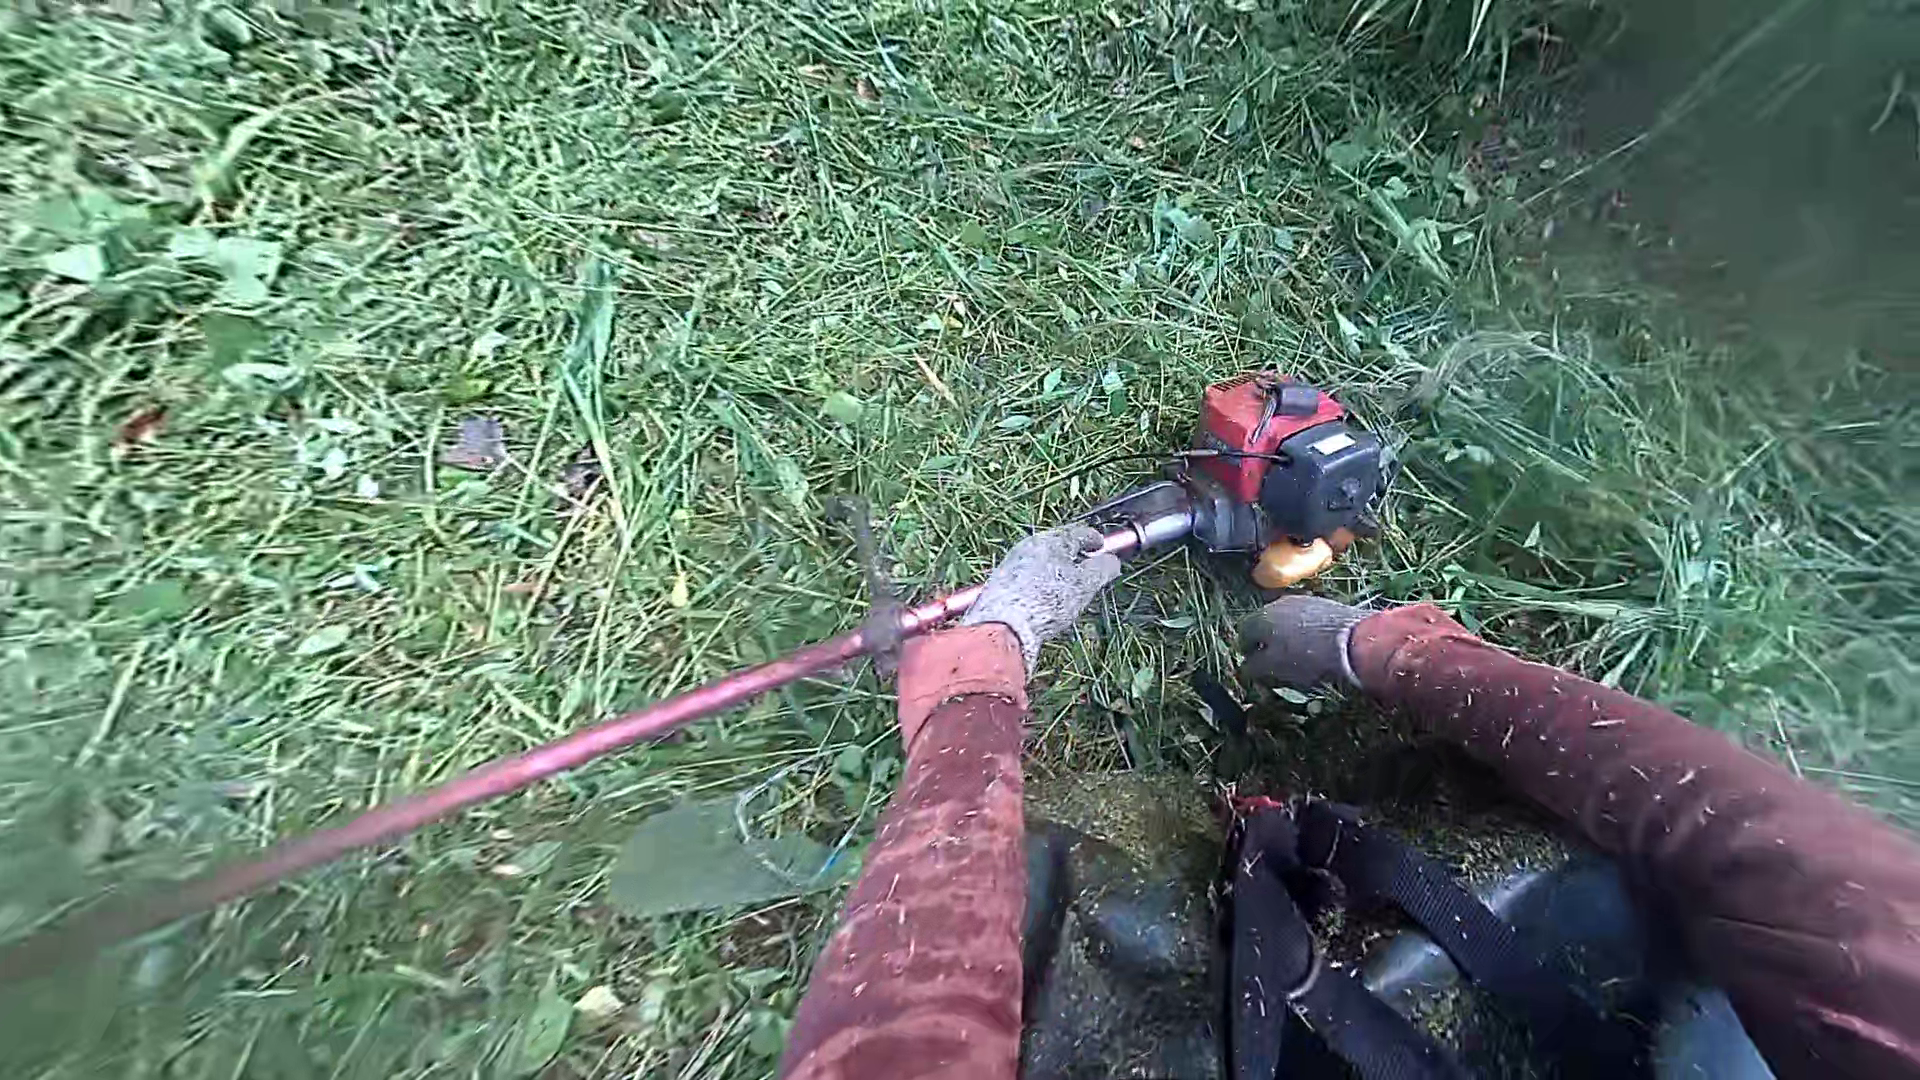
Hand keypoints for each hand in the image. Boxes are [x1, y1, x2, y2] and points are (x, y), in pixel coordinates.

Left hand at [961, 526, 1121, 669]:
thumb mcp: (1085, 585)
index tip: (1101, 544)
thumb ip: (1102, 569)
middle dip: (1074, 554)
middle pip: (1056, 545)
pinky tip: (1044, 598)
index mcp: (1050, 540)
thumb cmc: (1047, 601)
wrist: (1003, 625)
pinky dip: (1041, 581)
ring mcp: (1011, 563)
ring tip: (1068, 586)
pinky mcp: (1000, 582)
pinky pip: (1028, 576)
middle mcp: (1027, 546)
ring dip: (1057, 568)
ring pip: (1041, 560)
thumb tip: (1111, 560)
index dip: (1093, 539)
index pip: (1077, 532)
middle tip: (1087, 565)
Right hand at [1237, 595, 1369, 690]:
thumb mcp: (1274, 668)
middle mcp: (1278, 604)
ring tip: (1300, 655)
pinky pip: (1307, 620)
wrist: (1360, 642)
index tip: (1254, 666)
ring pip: (1287, 621)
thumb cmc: (1308, 658)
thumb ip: (1254, 667)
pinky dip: (1307, 632)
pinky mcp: (1326, 604)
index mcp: (1260, 618)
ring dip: (1288, 636)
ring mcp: (1304, 601)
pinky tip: (1318, 646)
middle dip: (1267, 642)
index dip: (1246, 651)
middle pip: (1265, 624)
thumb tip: (1246, 667)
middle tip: (1276, 661)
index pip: (1243, 633)